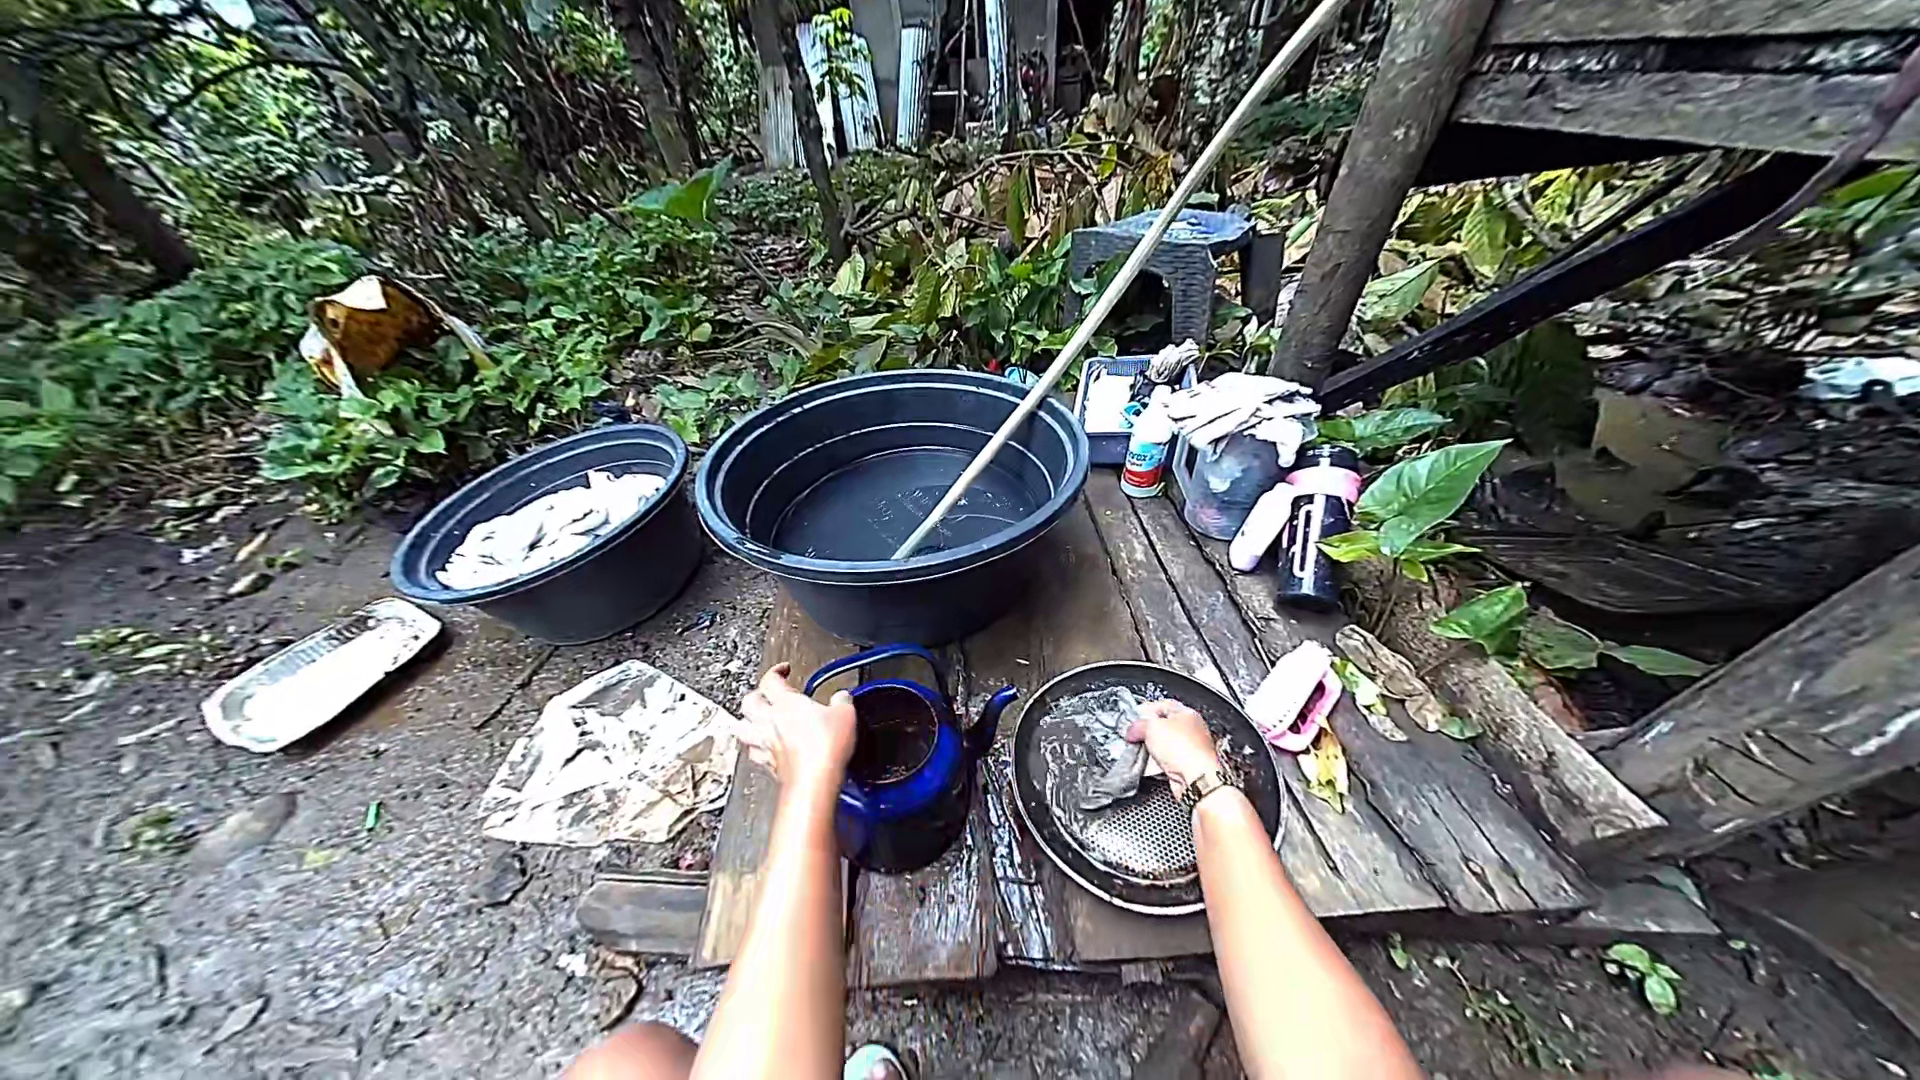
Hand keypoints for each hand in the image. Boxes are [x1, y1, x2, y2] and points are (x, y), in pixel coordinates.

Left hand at [739, 663, 856, 793]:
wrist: (814, 781)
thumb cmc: (824, 748)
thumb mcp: (845, 714)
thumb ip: (842, 700)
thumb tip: (842, 697)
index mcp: (786, 702)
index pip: (770, 679)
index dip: (776, 671)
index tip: (784, 670)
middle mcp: (770, 721)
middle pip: (749, 701)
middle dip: (756, 694)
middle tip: (767, 693)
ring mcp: (765, 744)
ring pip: (742, 727)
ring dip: (746, 721)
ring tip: (754, 718)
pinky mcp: (768, 764)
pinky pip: (753, 752)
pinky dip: (755, 747)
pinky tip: (763, 747)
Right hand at [1125, 699, 1221, 798]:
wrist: (1196, 780)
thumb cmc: (1184, 749)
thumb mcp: (1151, 727)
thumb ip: (1138, 725)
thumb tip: (1132, 730)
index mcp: (1187, 714)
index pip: (1163, 705)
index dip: (1146, 710)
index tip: (1134, 717)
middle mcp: (1192, 730)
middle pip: (1163, 726)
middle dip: (1147, 731)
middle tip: (1136, 734)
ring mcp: (1191, 750)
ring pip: (1164, 745)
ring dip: (1152, 749)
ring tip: (1143, 751)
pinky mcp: (1187, 767)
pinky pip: (1167, 762)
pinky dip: (1157, 763)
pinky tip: (1152, 765)